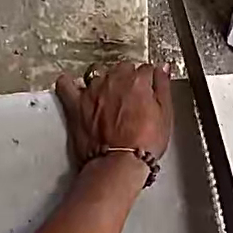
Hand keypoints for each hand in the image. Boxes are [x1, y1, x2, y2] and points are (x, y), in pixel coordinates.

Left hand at [53, 62, 173, 162]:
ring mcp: (93, 91)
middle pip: (122, 68)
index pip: (146, 69)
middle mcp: (114, 80)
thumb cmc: (143, 143)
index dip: (148, 81)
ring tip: (109, 98)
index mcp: (138, 81)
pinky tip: (73, 86)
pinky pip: (66, 86)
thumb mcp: (165, 115)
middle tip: (131, 98)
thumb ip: (163, 86)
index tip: (148, 89)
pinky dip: (69, 84)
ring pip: (98, 74)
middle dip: (127, 79)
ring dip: (104, 82)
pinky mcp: (76, 104)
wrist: (119, 164)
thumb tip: (162, 69)